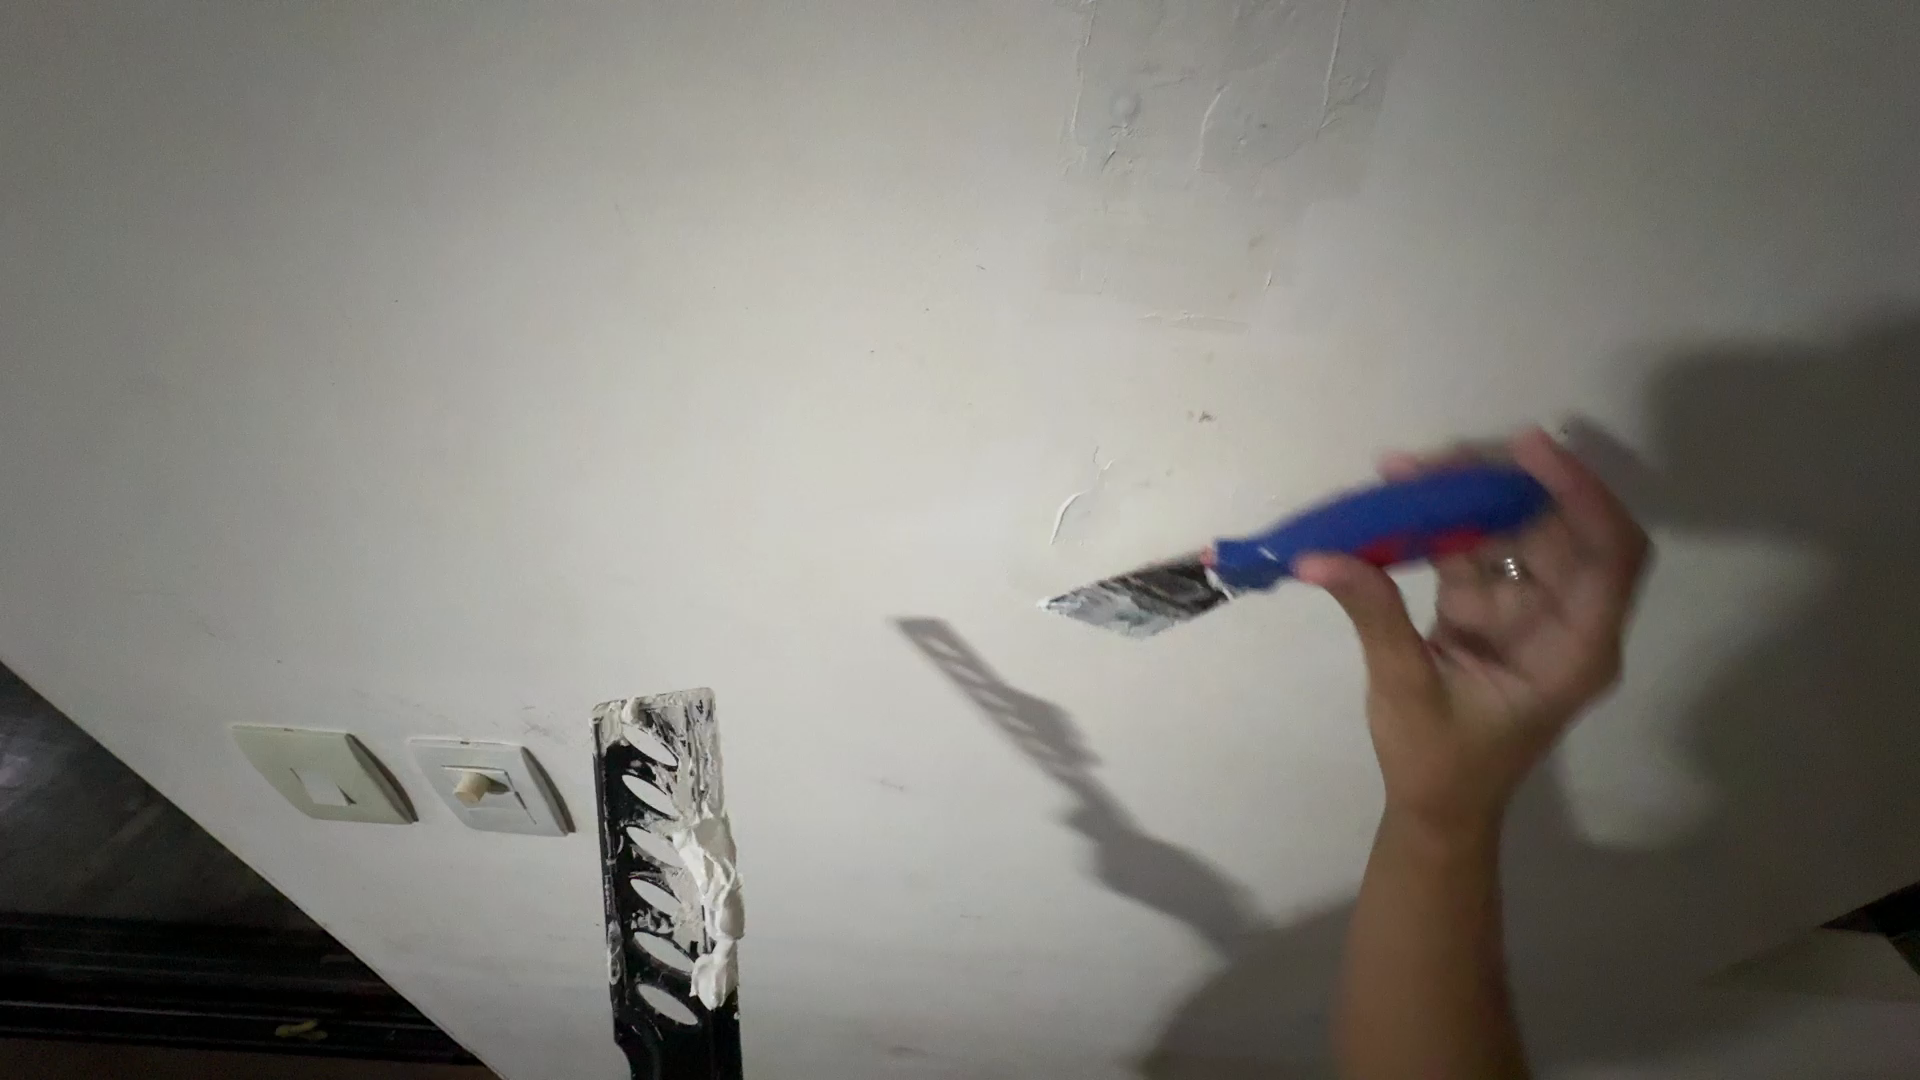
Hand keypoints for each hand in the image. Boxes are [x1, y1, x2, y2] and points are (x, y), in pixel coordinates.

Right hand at [1294, 427, 1650, 835]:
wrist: (1437, 804)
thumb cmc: (1440, 761)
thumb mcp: (1405, 686)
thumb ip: (1372, 614)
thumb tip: (1317, 557)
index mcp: (1574, 648)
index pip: (1606, 556)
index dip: (1579, 495)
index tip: (1525, 450)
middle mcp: (1562, 621)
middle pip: (1554, 532)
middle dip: (1496, 488)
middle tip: (1429, 462)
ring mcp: (1524, 615)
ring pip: (1509, 537)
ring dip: (1460, 504)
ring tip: (1399, 476)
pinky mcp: (1486, 613)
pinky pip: (1470, 557)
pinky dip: (1435, 533)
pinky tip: (1395, 511)